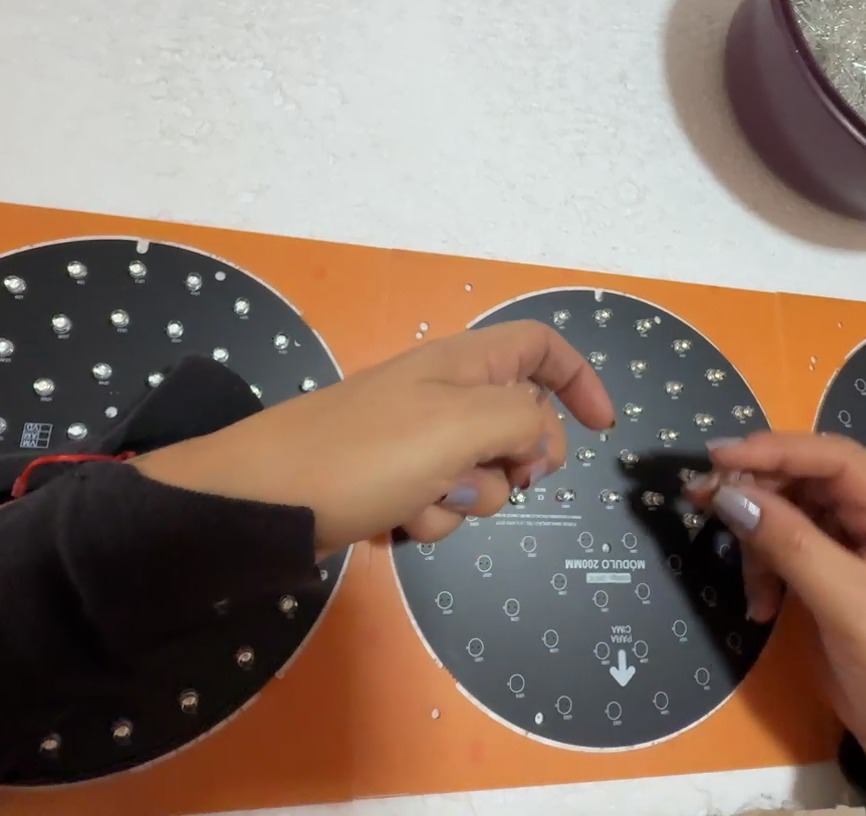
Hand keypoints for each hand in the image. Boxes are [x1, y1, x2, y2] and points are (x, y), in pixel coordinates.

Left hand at [132, 321, 614, 552]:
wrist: (264, 500)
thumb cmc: (366, 452)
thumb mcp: (460, 423)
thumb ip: (524, 419)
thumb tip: (542, 442)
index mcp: (464, 362)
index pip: (540, 345)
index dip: (578, 378)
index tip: (602, 429)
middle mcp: (446, 394)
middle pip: (519, 421)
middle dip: (515, 461)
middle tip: (484, 473)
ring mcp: (419, 439)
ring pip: (484, 472)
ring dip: (466, 497)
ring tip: (422, 498)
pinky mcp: (395, 480)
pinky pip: (443, 501)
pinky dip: (429, 515)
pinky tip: (393, 519)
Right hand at [689, 433, 865, 815]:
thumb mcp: (852, 610)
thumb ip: (789, 544)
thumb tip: (726, 493)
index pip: (836, 459)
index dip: (774, 450)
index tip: (716, 456)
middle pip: (807, 480)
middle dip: (758, 496)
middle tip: (703, 503)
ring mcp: (863, 543)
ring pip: (789, 512)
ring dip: (759, 544)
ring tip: (752, 591)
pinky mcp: (839, 570)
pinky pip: (787, 545)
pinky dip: (766, 569)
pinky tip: (762, 606)